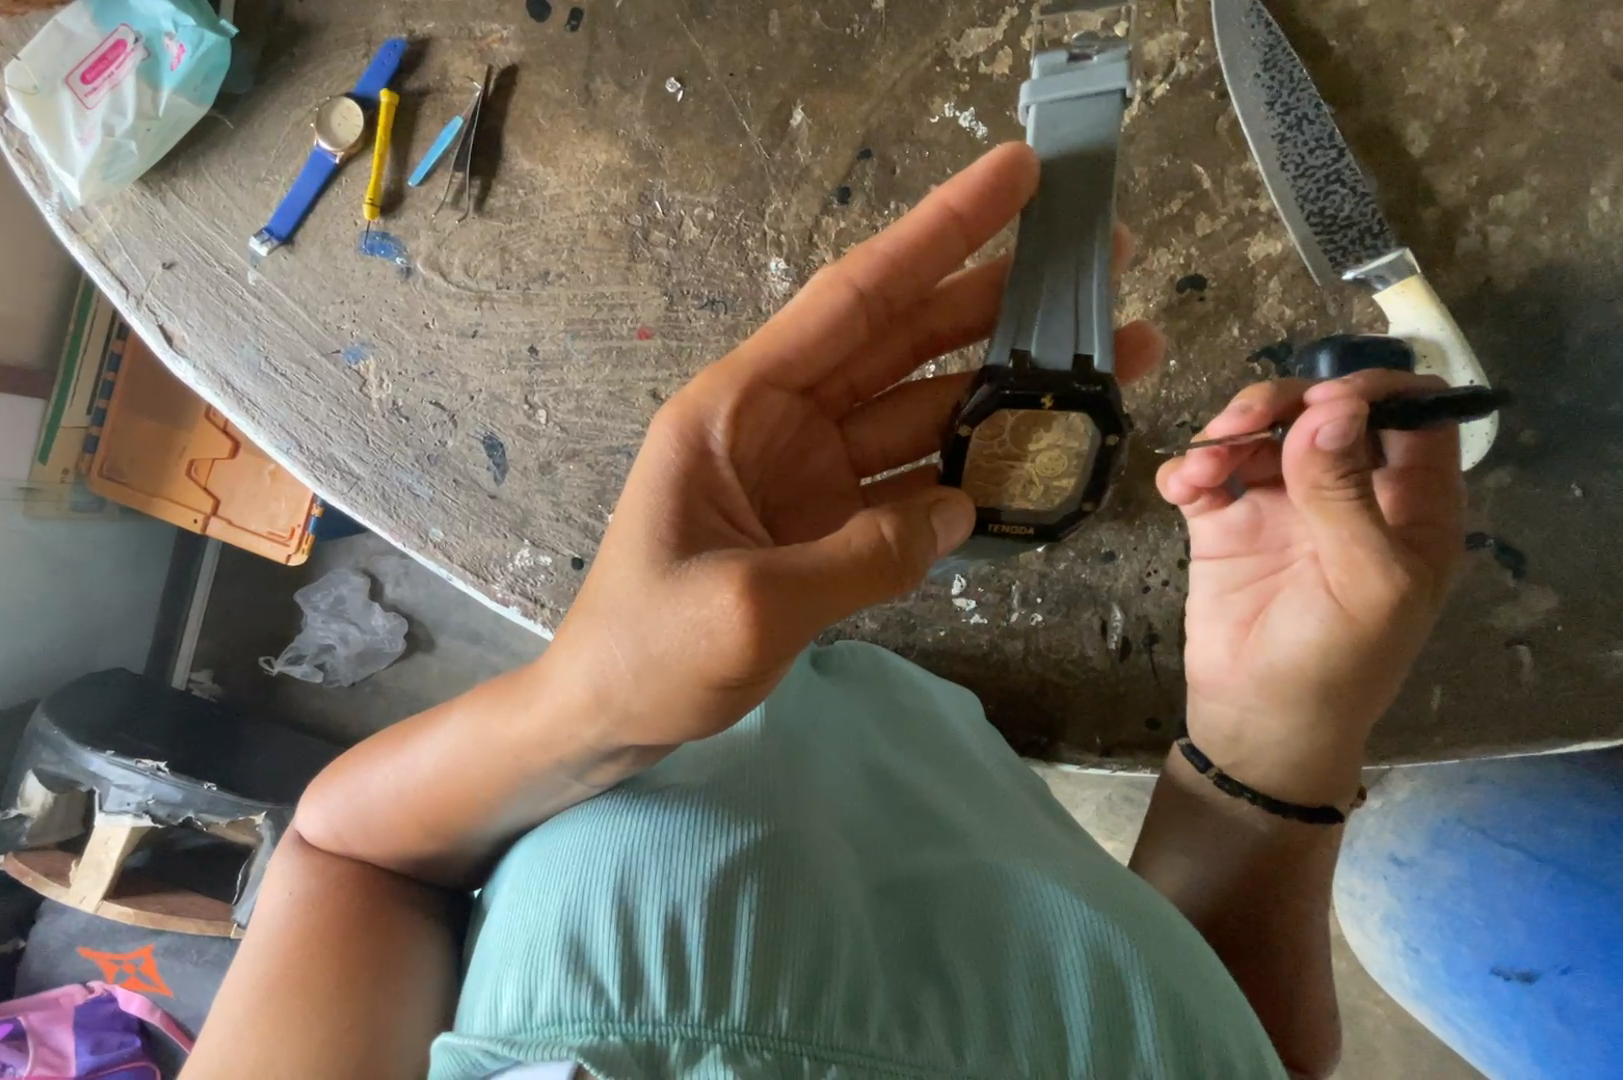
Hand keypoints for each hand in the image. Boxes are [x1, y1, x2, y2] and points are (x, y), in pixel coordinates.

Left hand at [541, 143, 1164, 756]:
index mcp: (734, 410)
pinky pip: (909, 487)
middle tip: (1102, 266)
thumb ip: (862, 555)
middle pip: (898, 346)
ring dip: (1003, 391)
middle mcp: (775, 427)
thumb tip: (960, 509)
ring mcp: (805, 479)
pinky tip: (1036, 461)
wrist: (611, 711)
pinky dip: (969, 476)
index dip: (937, 234)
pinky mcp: (824, 528)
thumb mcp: (751, 604)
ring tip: (1110, 363)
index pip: (849, 302)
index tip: (1019, 173)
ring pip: (917, 416)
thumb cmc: (650, 650)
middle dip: (995, 303)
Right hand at [1156, 370, 1465, 804]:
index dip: (1371, 394)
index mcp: (1407, 505)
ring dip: (1223, 438)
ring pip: (1255, 437)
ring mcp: (1278, 507)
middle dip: (1279, 406)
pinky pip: (1204, 477)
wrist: (1255, 711)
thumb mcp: (1364, 577)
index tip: (1321, 402)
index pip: (1409, 418)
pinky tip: (1179, 488)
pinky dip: (1187, 471)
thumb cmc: (1336, 657)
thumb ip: (1346, 491)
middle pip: (1318, 415)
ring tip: (1198, 470)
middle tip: (1239, 423)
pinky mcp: (1220, 525)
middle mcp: (1344, 494)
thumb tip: (1328, 407)